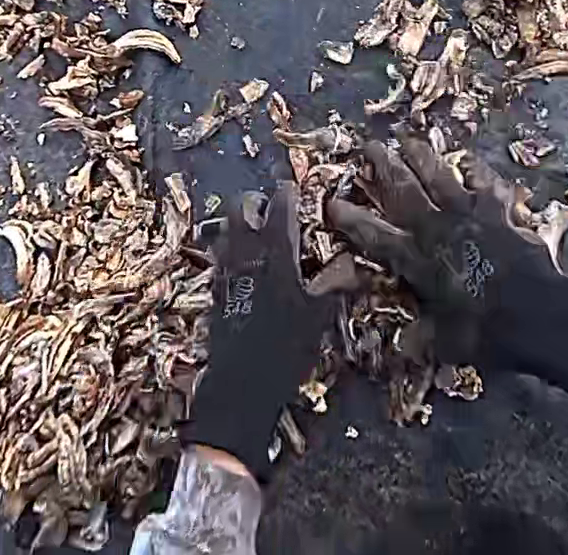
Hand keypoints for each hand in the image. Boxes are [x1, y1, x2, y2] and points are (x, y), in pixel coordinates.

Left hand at [183, 182, 331, 479]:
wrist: (241, 382)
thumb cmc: (285, 348)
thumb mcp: (319, 315)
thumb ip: (335, 282)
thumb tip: (353, 260)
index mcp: (275, 252)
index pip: (280, 208)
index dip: (286, 192)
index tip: (292, 186)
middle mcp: (246, 252)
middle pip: (243, 208)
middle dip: (256, 201)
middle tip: (270, 208)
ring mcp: (226, 267)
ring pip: (227, 228)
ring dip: (241, 224)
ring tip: (257, 233)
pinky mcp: (214, 285)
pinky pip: (220, 255)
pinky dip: (231, 250)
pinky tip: (243, 264)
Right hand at [328, 138, 567, 423]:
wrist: (546, 317)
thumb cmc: (490, 333)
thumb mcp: (447, 344)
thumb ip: (422, 339)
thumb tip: (400, 346)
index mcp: (417, 259)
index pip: (373, 235)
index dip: (350, 218)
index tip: (331, 203)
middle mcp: (436, 229)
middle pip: (402, 190)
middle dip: (381, 166)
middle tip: (367, 145)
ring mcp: (469, 215)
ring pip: (438, 176)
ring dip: (420, 155)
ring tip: (406, 138)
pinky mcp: (499, 212)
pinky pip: (486, 185)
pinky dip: (478, 173)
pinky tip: (471, 163)